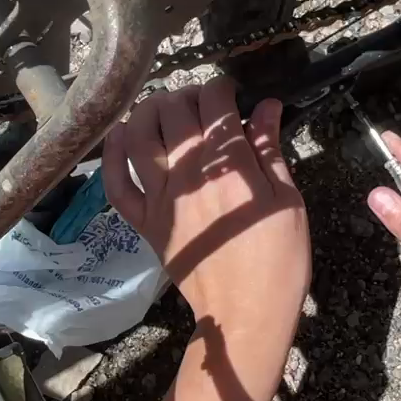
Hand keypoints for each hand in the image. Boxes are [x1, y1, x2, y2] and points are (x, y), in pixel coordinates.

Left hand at [103, 79, 308, 333]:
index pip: (215, 103)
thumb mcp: (288, 200)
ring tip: (163, 108)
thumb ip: (271, 150)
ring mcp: (159, 198)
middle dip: (187, 94)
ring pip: (138, 136)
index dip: (222, 87)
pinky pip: (117, 184)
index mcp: (229, 166)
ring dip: (147, 111)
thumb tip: (266, 106)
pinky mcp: (144, 223)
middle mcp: (188, 174)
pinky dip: (112, 155)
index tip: (231, 93)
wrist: (245, 314)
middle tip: (202, 103)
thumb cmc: (279, 259)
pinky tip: (119, 134)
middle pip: (173, 111)